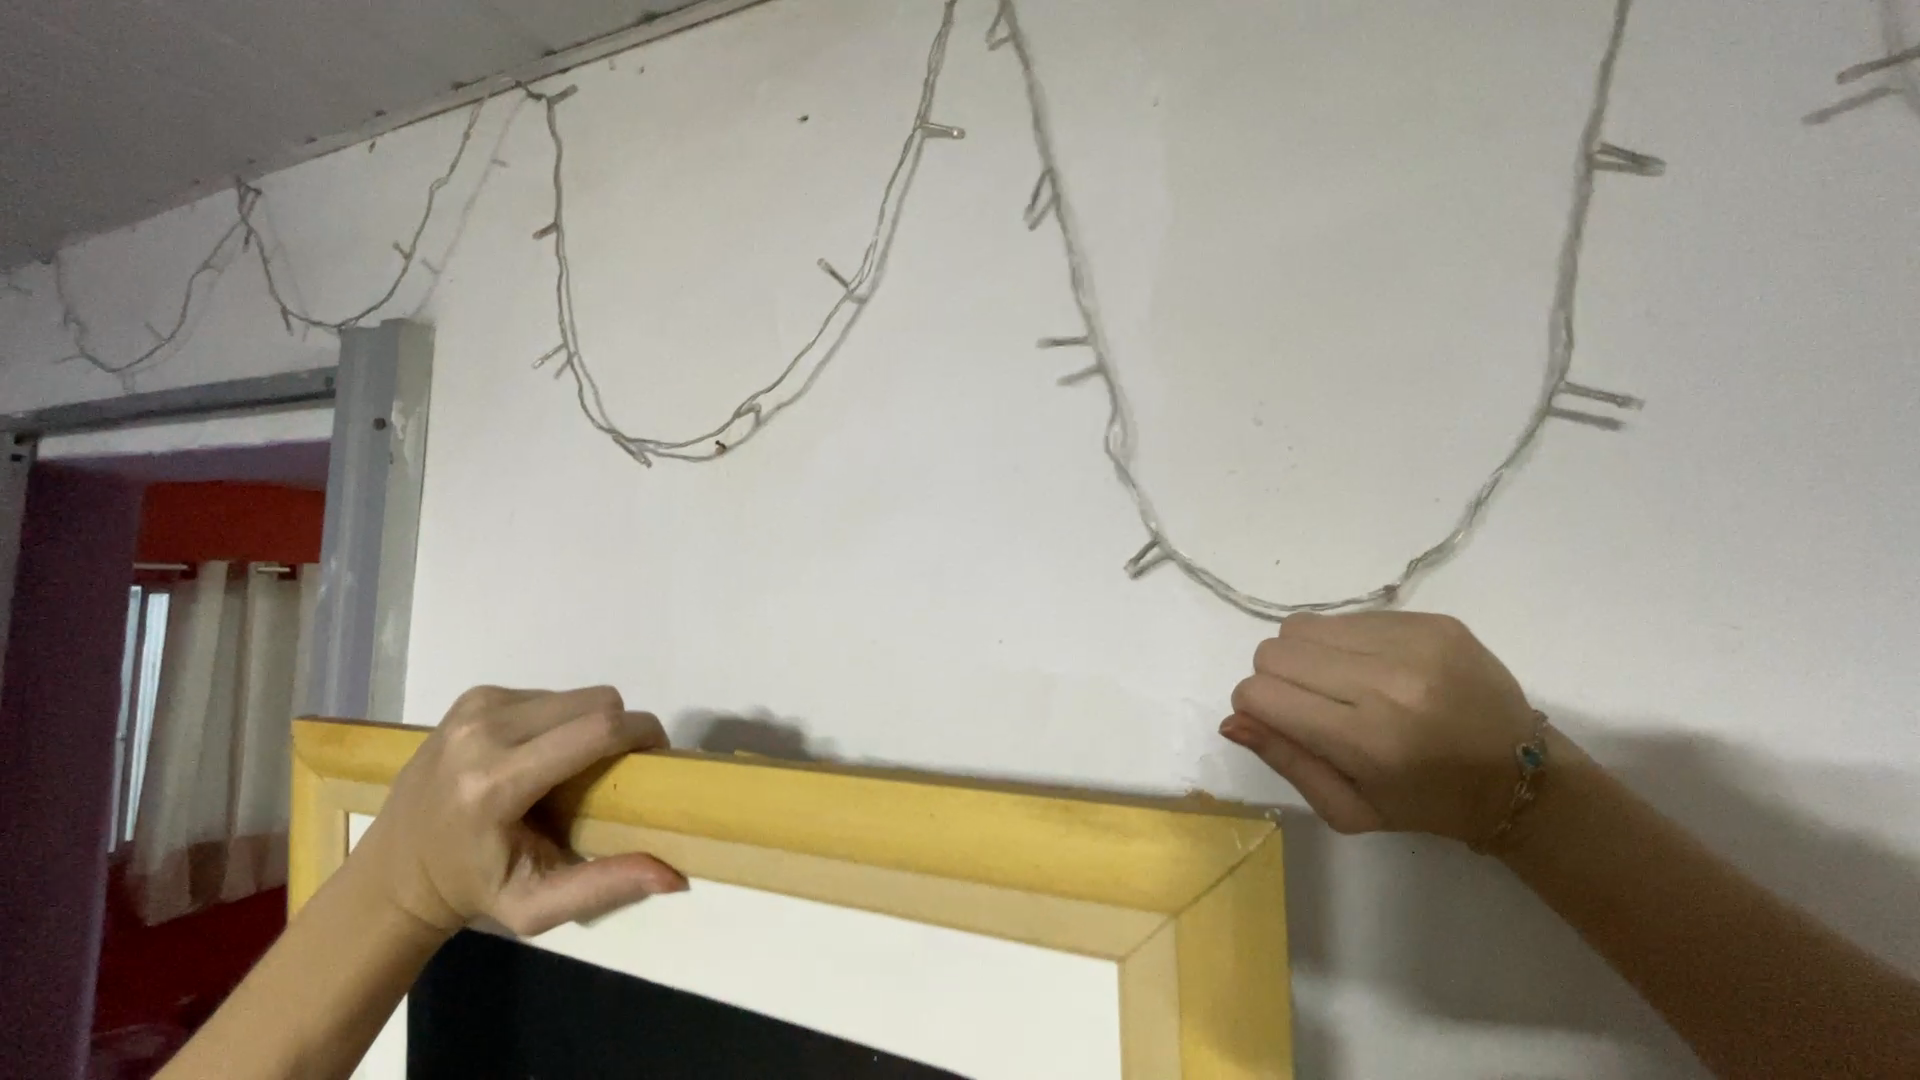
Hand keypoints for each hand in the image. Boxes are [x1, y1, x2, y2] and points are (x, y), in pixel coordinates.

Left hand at [351, 686, 686, 937]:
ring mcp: (474, 707)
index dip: (643, 733)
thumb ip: (604, 885)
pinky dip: (561, 720)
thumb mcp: (536, 906)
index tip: (659, 756)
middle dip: (621, 729)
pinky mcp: (472, 698)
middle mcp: (483, 730)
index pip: (597, 730)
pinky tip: (541, 755)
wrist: (392, 875)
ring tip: (574, 768)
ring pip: (575, 695)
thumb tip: (674, 876)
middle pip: (596, 702)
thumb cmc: (471, 892)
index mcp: (496, 782)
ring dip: (590, 724)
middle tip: (620, 769)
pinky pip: (548, 695)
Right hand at [1221, 612, 1537, 843]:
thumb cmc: (1425, 803)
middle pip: (1274, 652)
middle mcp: (1388, 683)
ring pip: (1302, 626)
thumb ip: (1286, 761)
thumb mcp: (1349, 809)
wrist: (1520, 775)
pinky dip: (1344, 642)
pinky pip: (1347, 616)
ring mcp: (1413, 645)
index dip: (1256, 708)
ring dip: (1307, 656)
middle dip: (1276, 680)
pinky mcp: (1432, 621)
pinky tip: (1375, 670)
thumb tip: (1231, 720)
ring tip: (1342, 684)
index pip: (1260, 693)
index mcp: (1367, 740)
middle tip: (1313, 705)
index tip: (1280, 723)